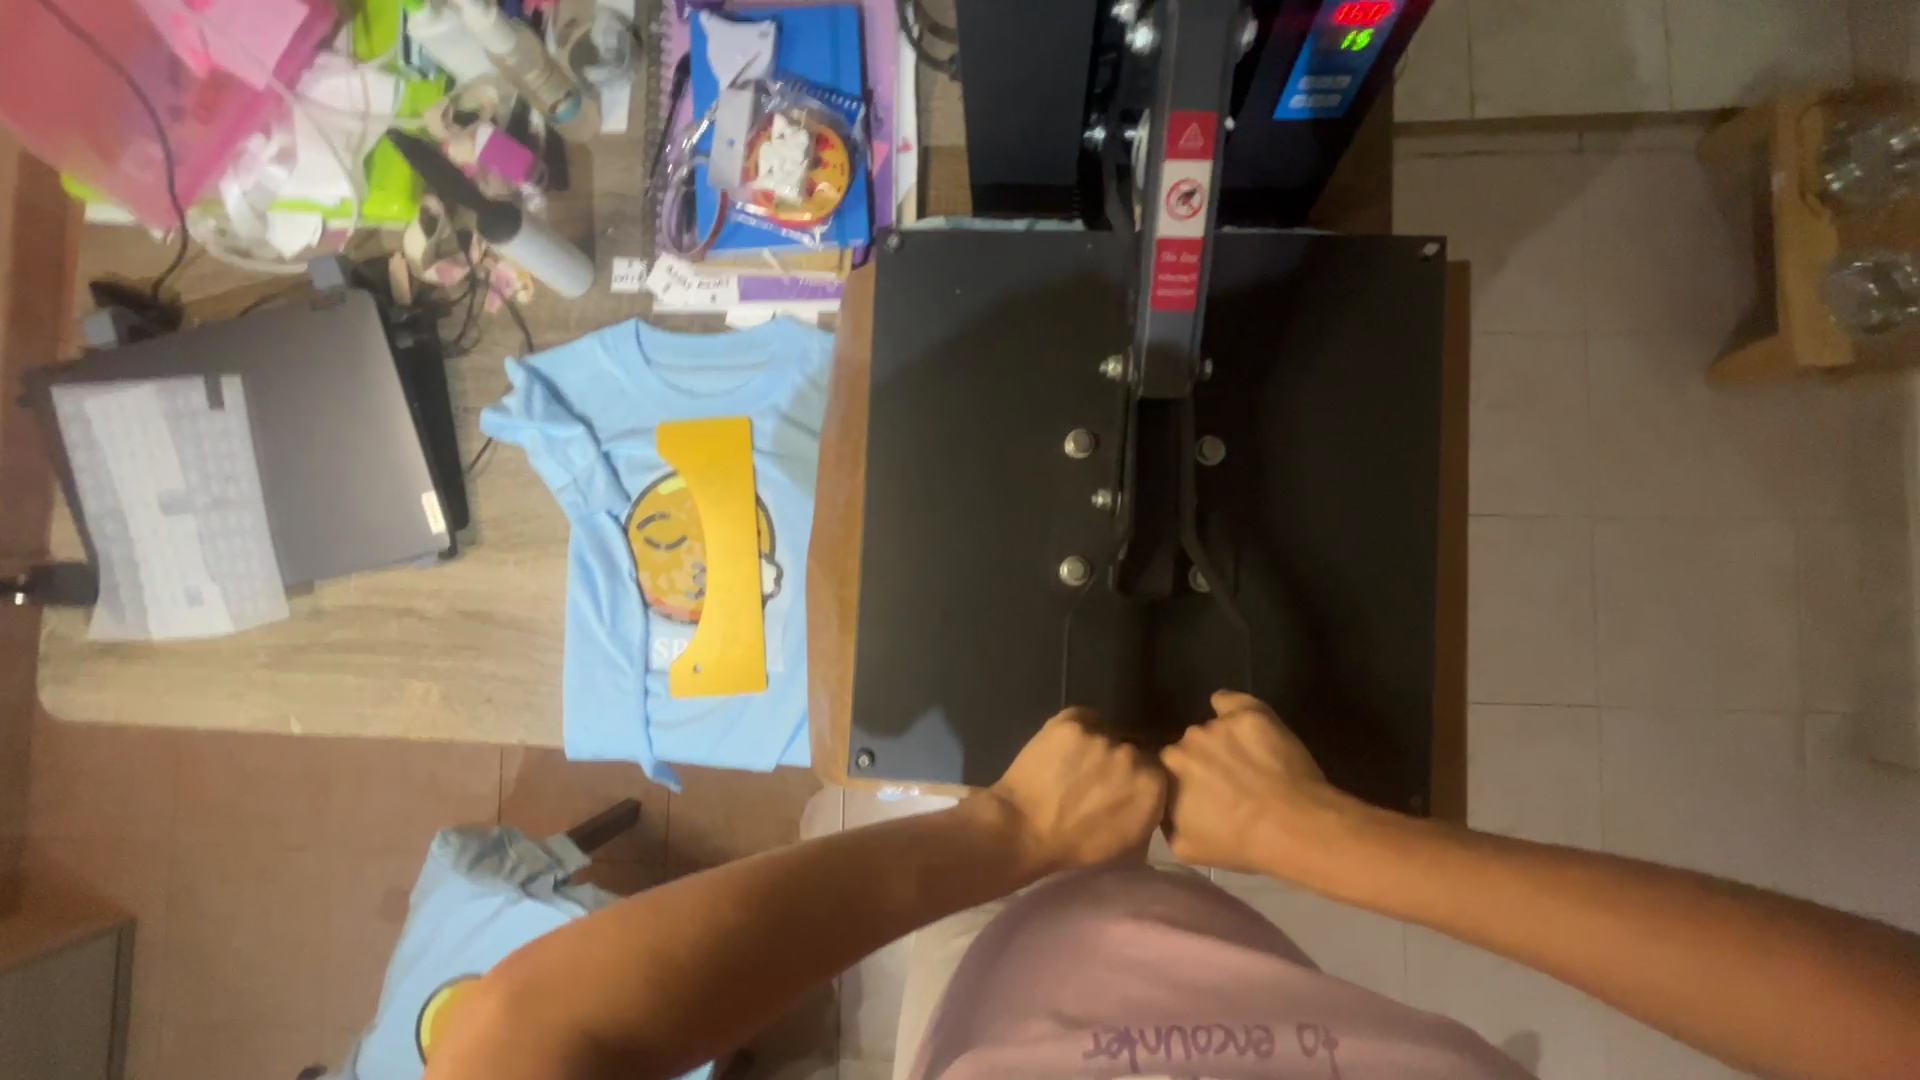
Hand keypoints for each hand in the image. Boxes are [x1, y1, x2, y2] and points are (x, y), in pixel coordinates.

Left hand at [976, 708, 1166, 873]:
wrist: (1024, 829)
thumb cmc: (1076, 846)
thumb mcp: (1128, 840)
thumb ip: (1148, 808)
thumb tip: (1149, 790)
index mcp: (1153, 784)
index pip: (1155, 768)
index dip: (1137, 777)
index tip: (1120, 787)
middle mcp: (1131, 754)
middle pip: (1131, 748)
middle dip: (1117, 762)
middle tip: (1095, 777)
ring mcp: (1100, 735)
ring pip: (1106, 732)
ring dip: (1095, 745)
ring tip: (1073, 764)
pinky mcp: (1071, 720)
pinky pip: (1083, 718)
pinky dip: (1076, 729)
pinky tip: (1062, 748)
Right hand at [1160, 691, 1360, 879]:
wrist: (1296, 828)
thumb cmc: (1241, 843)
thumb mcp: (1186, 848)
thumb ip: (1165, 821)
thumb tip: (1164, 806)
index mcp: (1166, 772)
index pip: (1164, 769)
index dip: (1180, 781)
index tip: (1198, 794)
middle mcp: (1186, 742)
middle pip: (1188, 747)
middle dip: (1201, 762)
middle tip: (1226, 783)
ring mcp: (1218, 725)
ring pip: (1212, 729)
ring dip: (1222, 743)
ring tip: (1248, 765)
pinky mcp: (1249, 712)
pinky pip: (1229, 701)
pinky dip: (1229, 708)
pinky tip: (1239, 720)